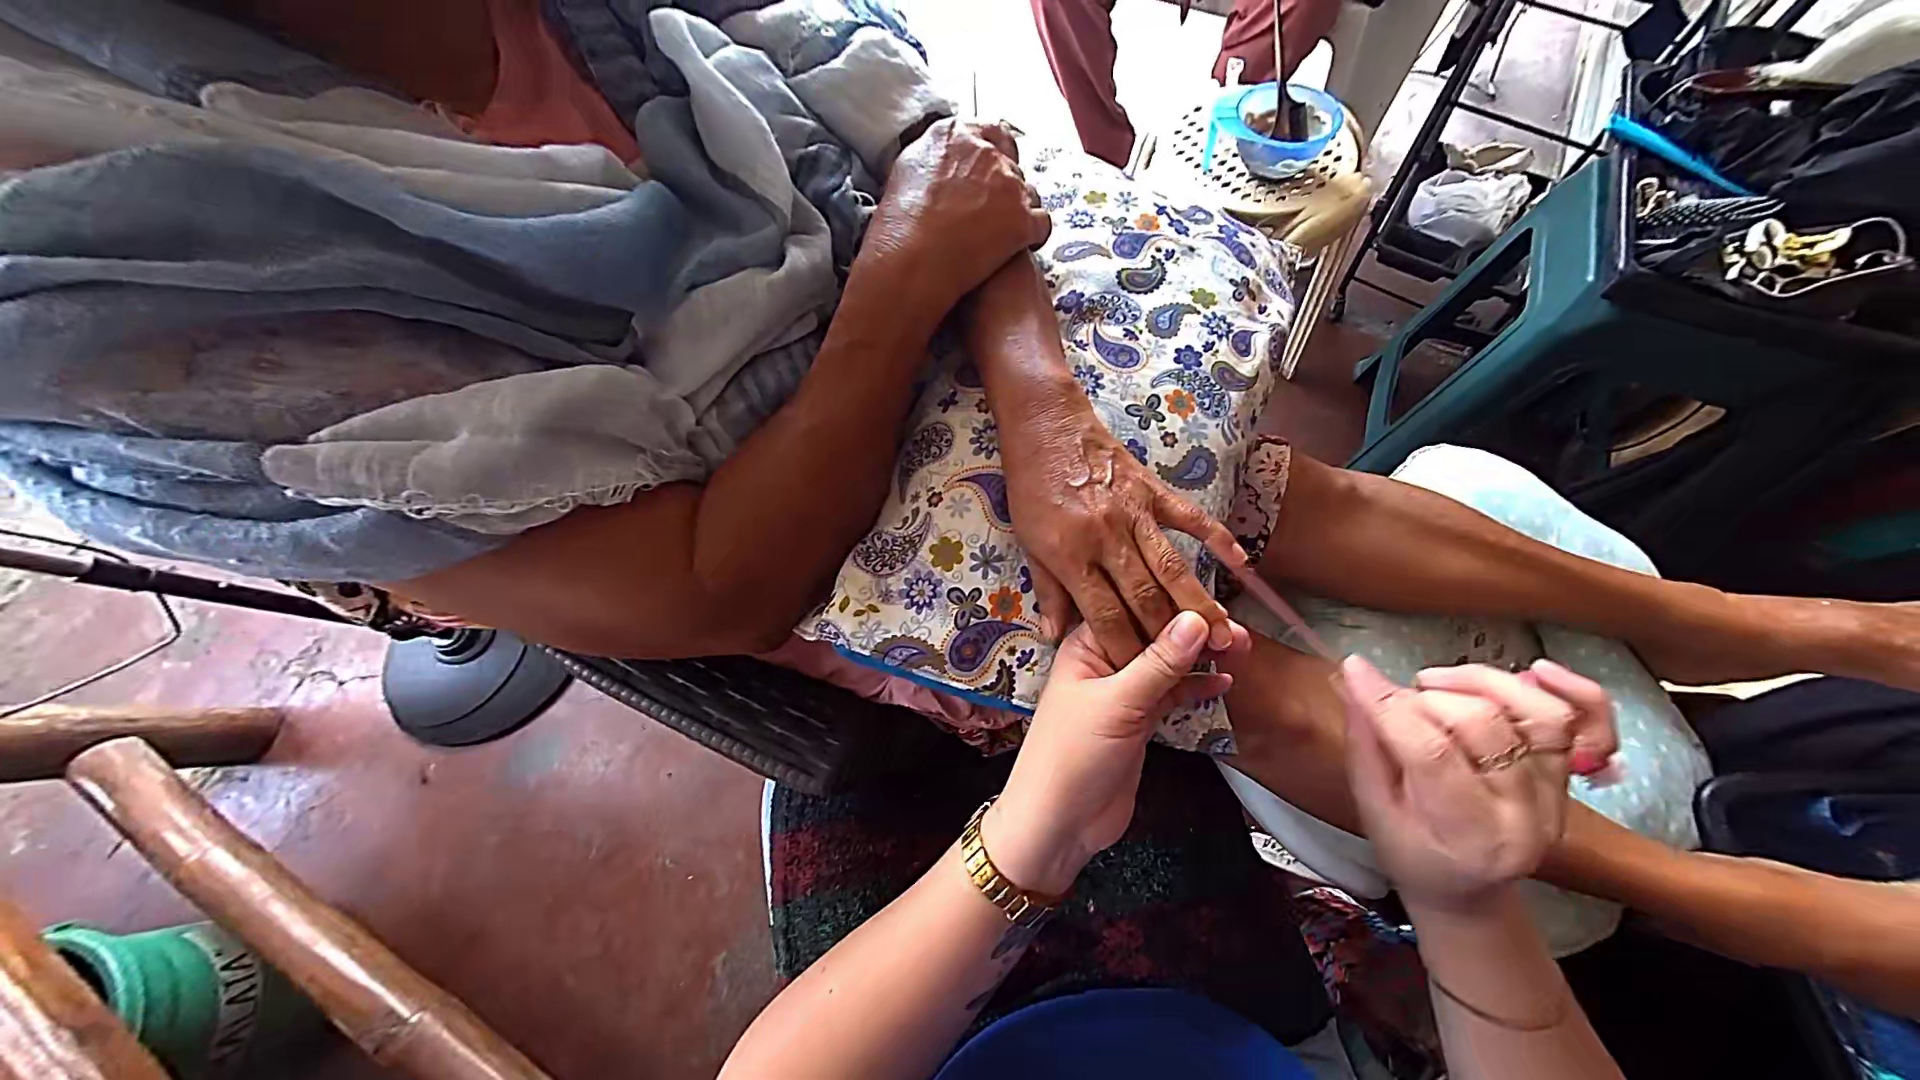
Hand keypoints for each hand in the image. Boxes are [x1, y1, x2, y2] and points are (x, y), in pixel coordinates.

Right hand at [860, 119, 1050, 320]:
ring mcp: (1008, 186)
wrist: (911, 261)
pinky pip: (1041, 222)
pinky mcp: (1022, 220)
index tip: (989, 174)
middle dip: (1005, 187)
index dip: (993, 155)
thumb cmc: (897, 226)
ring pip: (1029, 192)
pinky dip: (1034, 234)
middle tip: (991, 213)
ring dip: (1020, 210)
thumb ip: (931, 160)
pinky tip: (1022, 246)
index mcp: (954, 135)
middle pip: (1011, 164)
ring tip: (1002, 234)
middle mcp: (986, 153)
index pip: (989, 133)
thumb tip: (938, 166)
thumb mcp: (905, 172)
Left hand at [984, 611, 1245, 894]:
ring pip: (1167, 665)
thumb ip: (1158, 663)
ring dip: (1200, 658)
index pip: (1133, 609)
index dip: (1173, 605)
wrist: (1060, 823)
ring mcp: (1122, 691)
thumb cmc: (1070, 757)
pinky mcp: (1137, 719)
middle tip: (1235, 630)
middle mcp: (1104, 662)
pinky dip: (1195, 687)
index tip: (1215, 605)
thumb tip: (1195, 621)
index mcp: (1086, 645)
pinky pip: (1171, 694)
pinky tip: (1222, 681)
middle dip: (1194, 631)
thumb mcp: (1117, 703)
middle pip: (1154, 636)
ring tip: (1240, 648)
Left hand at [1001, 407, 1248, 663]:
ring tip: (1226, 635)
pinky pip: (1190, 518)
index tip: (1143, 677)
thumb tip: (1052, 636)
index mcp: (1070, 557)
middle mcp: (1106, 540)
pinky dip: (1216, 538)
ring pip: (1171, 567)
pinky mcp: (1152, 489)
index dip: (1125, 650)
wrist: (1044, 427)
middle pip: (1144, 598)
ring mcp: (1133, 513)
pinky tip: (1240, 563)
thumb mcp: (1028, 542)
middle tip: (1203, 665)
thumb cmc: (1032, 489)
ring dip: (1199, 603)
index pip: (1104, 616)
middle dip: (1172, 637)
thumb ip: (1047, 590)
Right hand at [1339, 657, 1617, 912]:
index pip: (1430, 751)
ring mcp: (1555, 794)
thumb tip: (1354, 681)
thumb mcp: (1369, 805)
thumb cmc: (1407, 848)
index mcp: (1466, 831)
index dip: (1387, 702)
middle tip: (1394, 703)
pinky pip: (1584, 721)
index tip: (1356, 668)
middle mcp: (1523, 813)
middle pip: (1481, 724)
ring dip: (1479, 683)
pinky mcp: (1568, 776)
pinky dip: (1569, 690)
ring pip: (1534, 714)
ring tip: (1434, 682)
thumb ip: (1365, 742)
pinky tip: (1534, 671)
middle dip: (1423, 698)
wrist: (1465, 886)